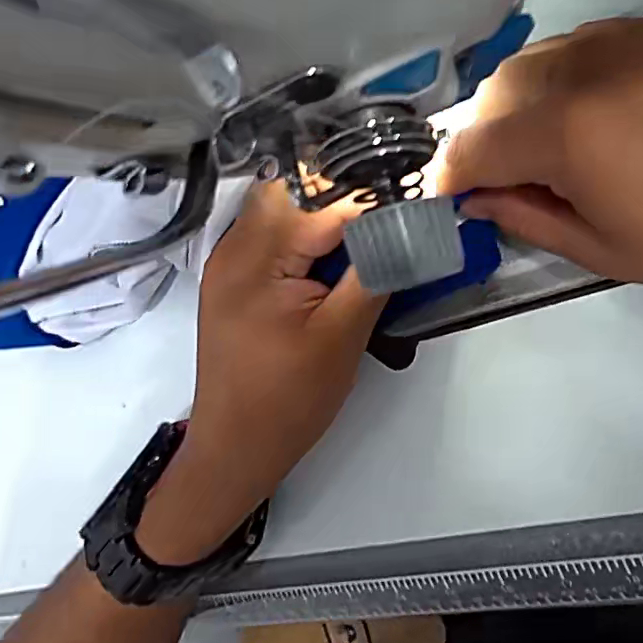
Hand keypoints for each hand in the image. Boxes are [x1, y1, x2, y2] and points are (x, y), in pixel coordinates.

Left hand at [133, 182, 384, 564]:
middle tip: (392, 210)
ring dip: (329, 214)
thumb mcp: (342, 335)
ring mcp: (231, 262)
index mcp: (254, 258)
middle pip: (295, 192)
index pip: (320, 203)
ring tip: (373, 230)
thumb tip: (406, 226)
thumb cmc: (286, 401)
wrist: (235, 450)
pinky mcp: (238, 278)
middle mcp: (234, 248)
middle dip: (347, 195)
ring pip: (287, 209)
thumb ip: (374, 271)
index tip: (411, 198)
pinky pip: (278, 235)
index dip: (369, 197)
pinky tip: (340, 256)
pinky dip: (312, 236)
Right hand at [438, 14, 642, 299]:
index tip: (452, 197)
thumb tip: (483, 198)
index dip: (451, 175)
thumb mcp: (609, 248)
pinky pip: (591, 43)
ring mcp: (625, 37)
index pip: (472, 146)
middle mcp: (581, 68)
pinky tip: (608, 107)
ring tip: (553, 139)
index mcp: (562, 132)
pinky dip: (574, 74)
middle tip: (505, 174)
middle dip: (485, 133)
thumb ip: (530, 216)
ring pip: (540, 57)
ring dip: (525, 99)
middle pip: (497, 90)